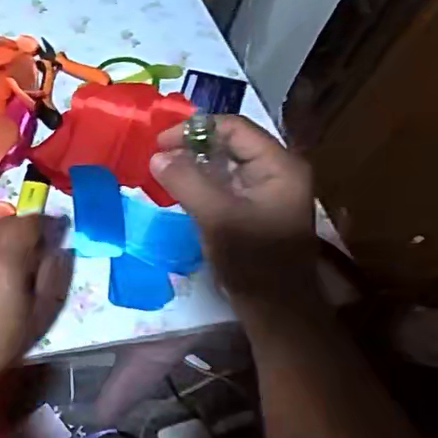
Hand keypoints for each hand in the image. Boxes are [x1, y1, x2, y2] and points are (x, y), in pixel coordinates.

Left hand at [0, 215, 72, 404]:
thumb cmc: (2, 342)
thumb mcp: (40, 314)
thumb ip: (53, 276)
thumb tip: (59, 249)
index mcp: (9, 259)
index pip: (31, 223)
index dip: (47, 224)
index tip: (56, 234)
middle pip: (7, 220)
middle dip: (24, 228)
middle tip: (33, 247)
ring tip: (4, 247)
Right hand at [150, 115, 317, 307]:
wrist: (277, 310)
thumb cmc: (253, 260)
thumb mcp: (217, 218)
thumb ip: (187, 182)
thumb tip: (158, 156)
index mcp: (280, 165)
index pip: (234, 127)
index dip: (194, 129)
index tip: (160, 144)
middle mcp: (280, 170)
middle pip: (232, 143)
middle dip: (194, 146)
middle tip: (160, 157)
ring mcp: (271, 191)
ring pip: (228, 164)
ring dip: (197, 164)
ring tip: (166, 172)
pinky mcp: (259, 209)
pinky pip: (228, 184)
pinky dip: (205, 183)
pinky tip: (183, 191)